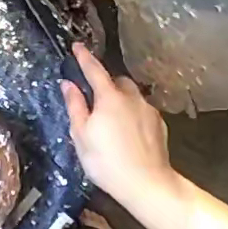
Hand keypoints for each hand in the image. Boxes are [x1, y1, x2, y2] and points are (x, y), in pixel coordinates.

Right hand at [61, 43, 177, 211]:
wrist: (146, 183)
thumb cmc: (105, 161)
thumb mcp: (81, 135)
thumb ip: (75, 106)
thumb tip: (68, 84)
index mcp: (109, 98)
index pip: (94, 70)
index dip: (84, 57)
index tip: (76, 46)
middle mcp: (132, 98)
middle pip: (117, 81)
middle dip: (105, 84)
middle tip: (93, 100)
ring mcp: (148, 110)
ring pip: (131, 96)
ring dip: (119, 100)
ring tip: (110, 121)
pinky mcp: (159, 124)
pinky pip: (141, 111)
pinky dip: (132, 114)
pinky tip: (126, 133)